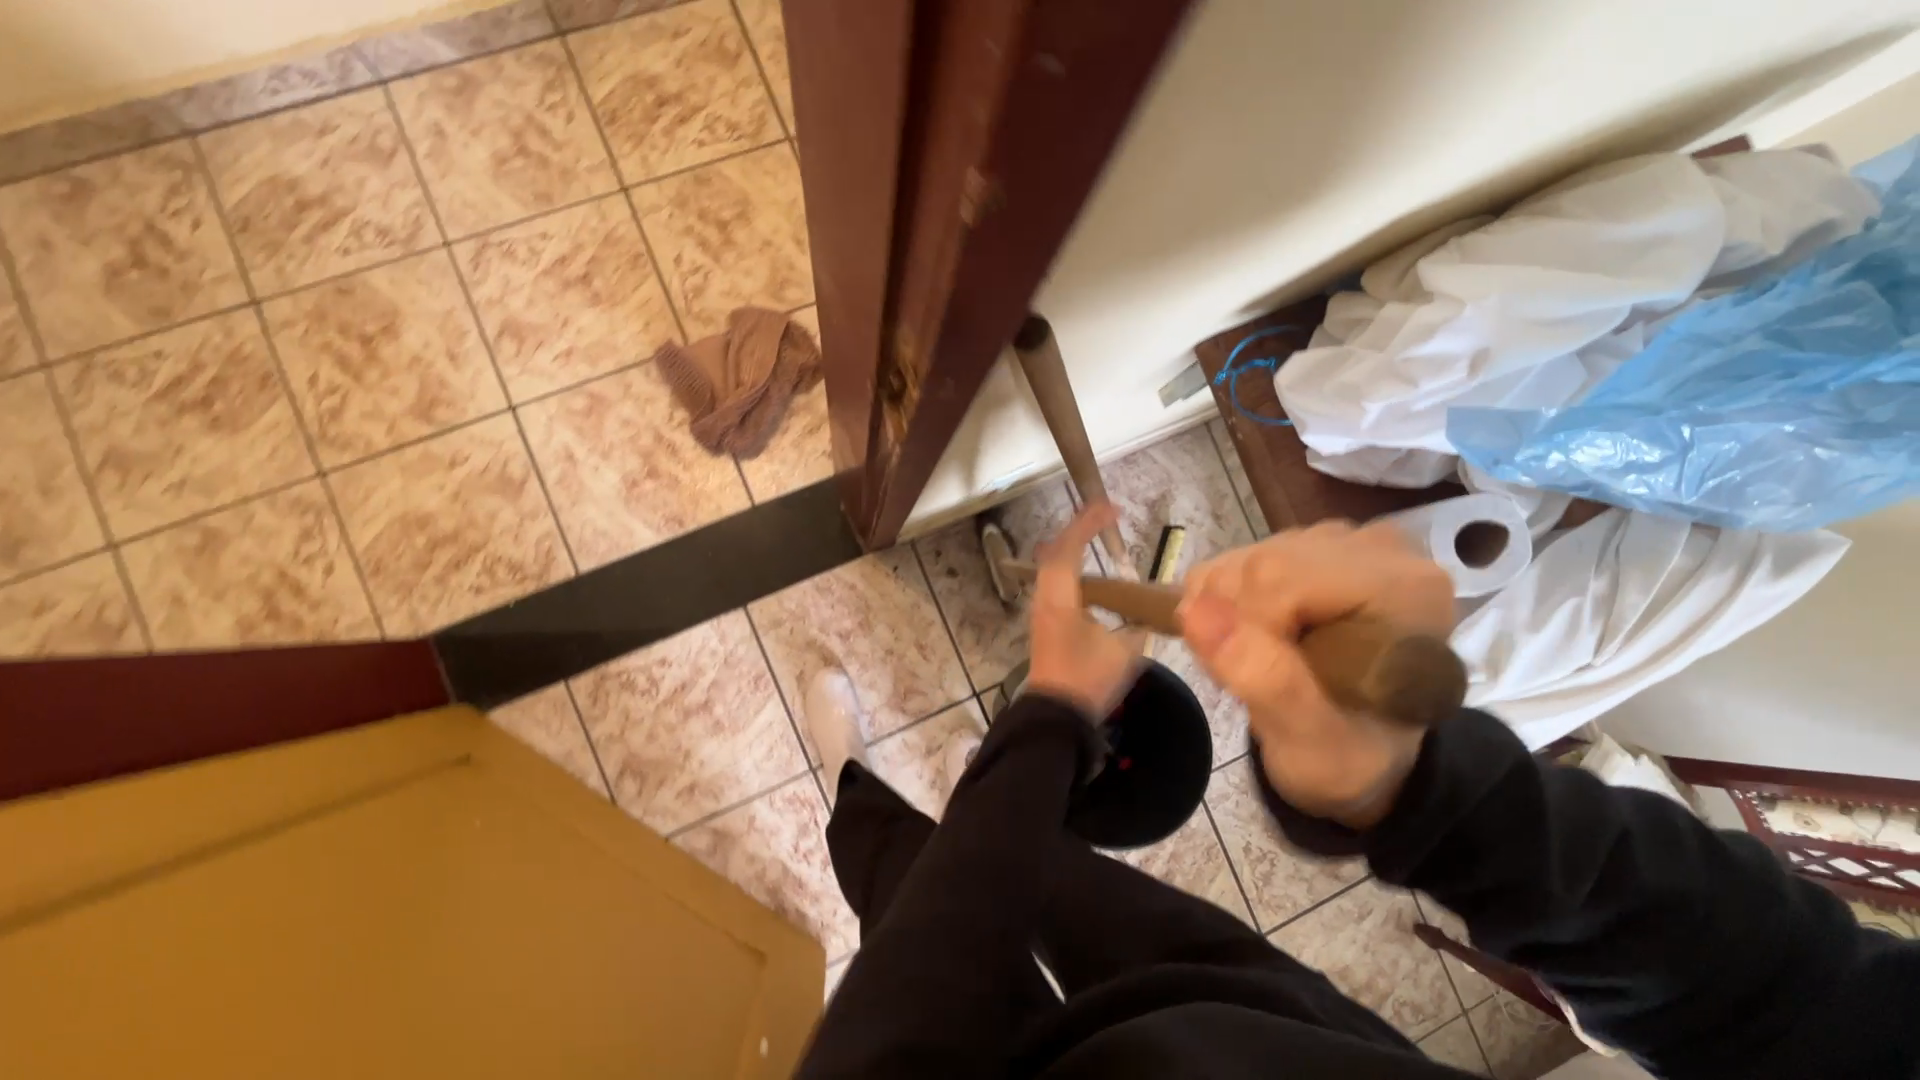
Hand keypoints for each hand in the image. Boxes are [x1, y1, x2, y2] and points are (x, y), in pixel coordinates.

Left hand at [1025, 501, 1146, 719]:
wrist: (1055, 715)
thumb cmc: (1087, 680)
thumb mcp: (1124, 651)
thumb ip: (1138, 624)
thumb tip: (1151, 611)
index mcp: (1060, 596)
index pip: (1070, 546)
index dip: (1089, 523)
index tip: (1113, 509)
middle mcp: (1046, 596)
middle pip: (1058, 550)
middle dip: (1082, 529)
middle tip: (1108, 516)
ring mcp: (1042, 609)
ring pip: (1055, 566)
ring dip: (1076, 548)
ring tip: (1100, 536)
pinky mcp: (1046, 622)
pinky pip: (1058, 582)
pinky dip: (1074, 568)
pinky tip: (1093, 574)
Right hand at [1178, 520, 1455, 827]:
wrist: (1359, 748)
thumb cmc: (1346, 751)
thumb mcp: (1310, 737)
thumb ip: (1263, 677)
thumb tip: (1193, 613)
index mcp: (1405, 587)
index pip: (1285, 578)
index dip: (1252, 627)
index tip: (1259, 682)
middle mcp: (1380, 549)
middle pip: (1262, 563)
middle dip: (1236, 624)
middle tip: (1248, 678)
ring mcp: (1344, 540)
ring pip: (1242, 560)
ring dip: (1226, 617)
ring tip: (1254, 663)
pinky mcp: (1310, 544)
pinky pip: (1234, 558)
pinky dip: (1222, 603)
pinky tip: (1252, 637)